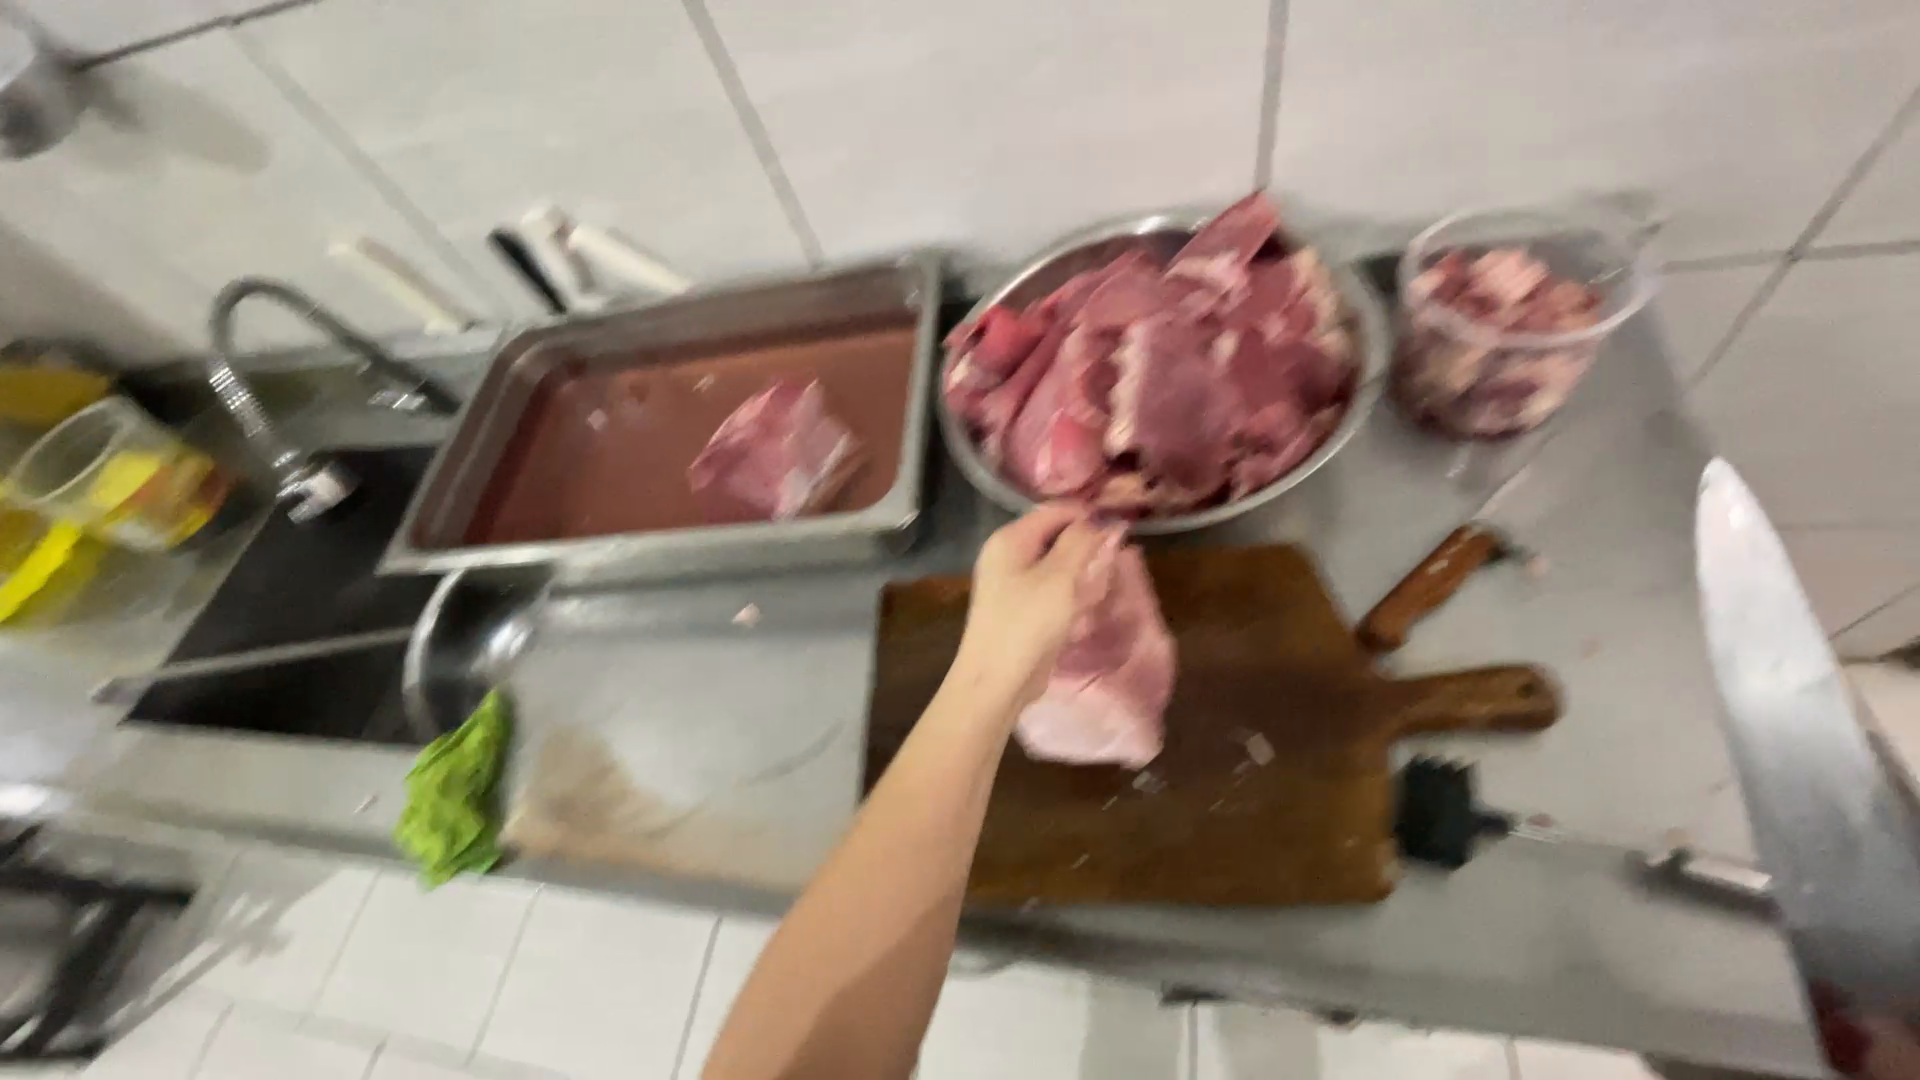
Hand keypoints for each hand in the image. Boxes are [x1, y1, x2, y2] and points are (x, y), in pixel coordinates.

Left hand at [954, 503, 1112, 707]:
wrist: (997, 680)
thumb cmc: (1027, 623)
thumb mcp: (1060, 577)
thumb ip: (1081, 543)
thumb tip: (1102, 521)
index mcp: (1010, 539)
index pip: (1055, 512)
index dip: (1087, 517)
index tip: (1119, 532)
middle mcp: (1007, 556)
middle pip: (1056, 537)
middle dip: (1086, 549)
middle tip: (1109, 566)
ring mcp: (1012, 583)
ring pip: (1058, 566)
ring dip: (1082, 574)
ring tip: (1097, 589)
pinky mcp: (1022, 608)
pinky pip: (1053, 590)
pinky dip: (1071, 595)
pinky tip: (1084, 609)